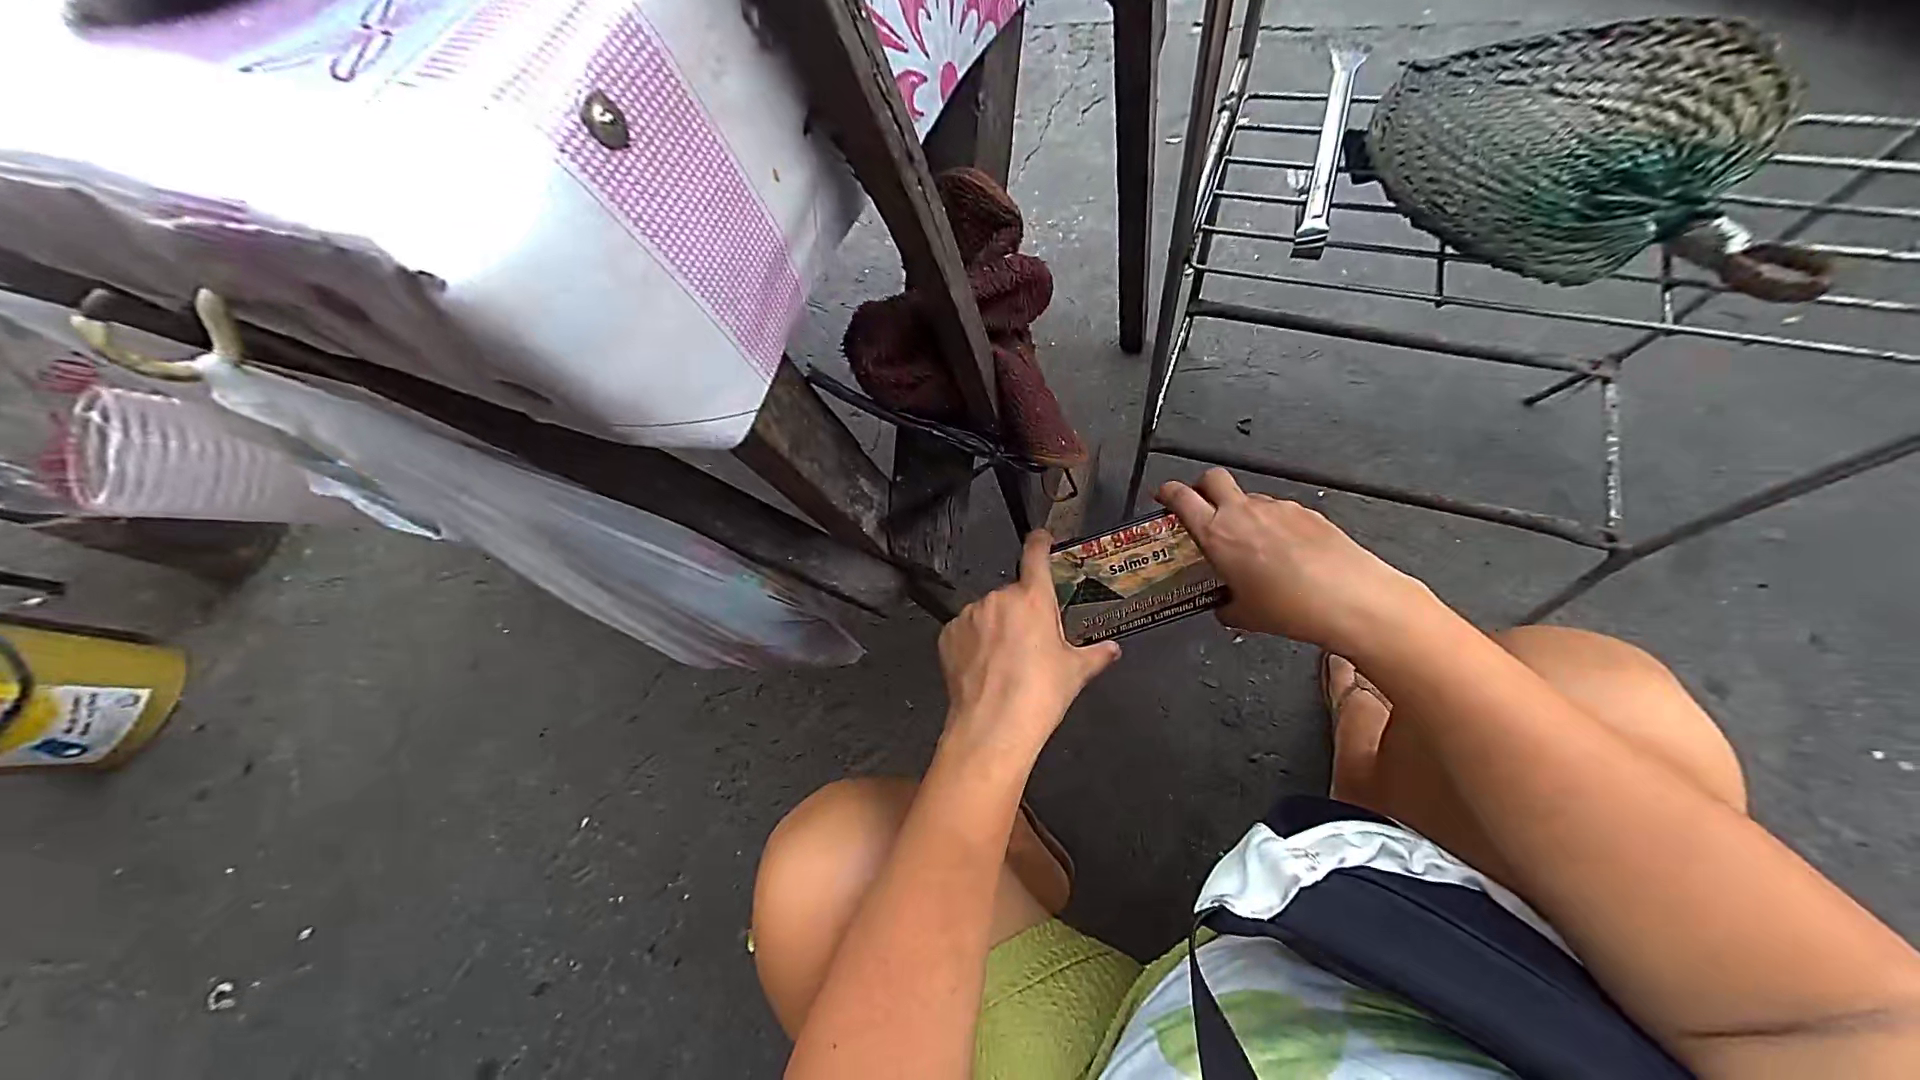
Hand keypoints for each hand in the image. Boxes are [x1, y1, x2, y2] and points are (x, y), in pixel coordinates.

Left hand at [937, 530, 1121, 755]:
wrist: (993, 726)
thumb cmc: (1039, 695)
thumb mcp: (1075, 672)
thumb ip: (1096, 654)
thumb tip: (1112, 649)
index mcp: (1033, 599)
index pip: (1035, 555)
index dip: (1039, 542)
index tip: (1040, 537)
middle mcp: (998, 599)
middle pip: (1013, 594)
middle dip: (1021, 612)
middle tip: (1031, 644)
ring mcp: (969, 616)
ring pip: (987, 613)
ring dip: (996, 627)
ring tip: (1005, 663)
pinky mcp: (948, 634)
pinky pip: (965, 630)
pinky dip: (973, 642)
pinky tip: (984, 667)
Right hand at [1156, 469, 1434, 655]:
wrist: (1352, 600)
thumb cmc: (1294, 608)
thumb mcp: (1244, 615)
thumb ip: (1224, 605)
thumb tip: (1224, 606)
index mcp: (1217, 534)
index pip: (1181, 496)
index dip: (1167, 492)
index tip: (1164, 496)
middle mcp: (1243, 513)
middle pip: (1212, 477)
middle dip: (1201, 487)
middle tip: (1201, 507)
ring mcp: (1277, 508)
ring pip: (1248, 496)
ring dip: (1240, 510)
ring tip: (1249, 542)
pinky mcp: (1306, 513)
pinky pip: (1279, 510)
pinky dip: (1272, 523)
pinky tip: (1283, 551)